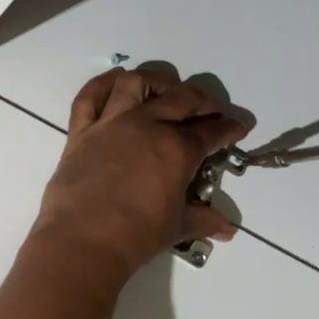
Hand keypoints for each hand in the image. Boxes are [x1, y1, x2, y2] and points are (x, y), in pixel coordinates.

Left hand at [30, 67, 246, 284]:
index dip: (229, 128)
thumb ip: (202, 220)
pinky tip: (115, 80)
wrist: (82, 239)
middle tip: (210, 111)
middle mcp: (146, 125)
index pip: (211, 132)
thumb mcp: (176, 227)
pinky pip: (88, 97)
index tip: (238, 126)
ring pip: (135, 83)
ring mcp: (110, 124)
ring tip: (165, 88)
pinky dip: (101, 83)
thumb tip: (227, 228)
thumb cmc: (135, 235)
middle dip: (203, 102)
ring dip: (156, 80)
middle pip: (181, 99)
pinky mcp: (80, 131)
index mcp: (177, 149)